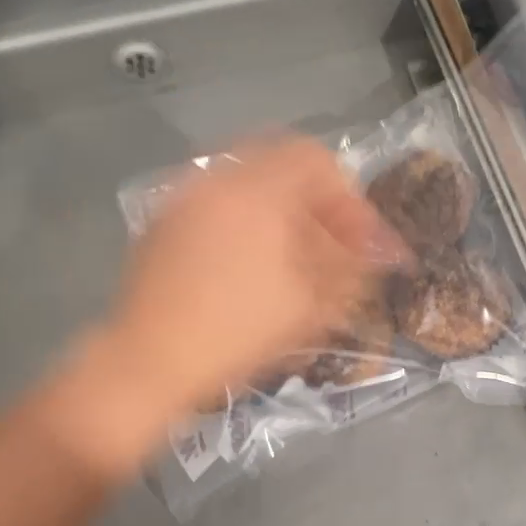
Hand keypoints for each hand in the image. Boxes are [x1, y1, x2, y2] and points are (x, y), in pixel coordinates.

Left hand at [40, 135, 403, 480]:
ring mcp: (182, 200)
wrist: (146, 364)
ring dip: (283, 216)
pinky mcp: (162, 225)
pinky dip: (248, 225)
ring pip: (248, 187)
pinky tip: (254, 269)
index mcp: (256, 190)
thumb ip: (350, 266)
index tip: (363, 244)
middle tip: (335, 249)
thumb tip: (379, 249)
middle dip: (317, 206)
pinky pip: (218, 206)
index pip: (317, 160)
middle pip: (282, 167)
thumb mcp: (307, 305)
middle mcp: (215, 180)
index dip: (349, 200)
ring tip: (298, 263)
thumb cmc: (236, 334)